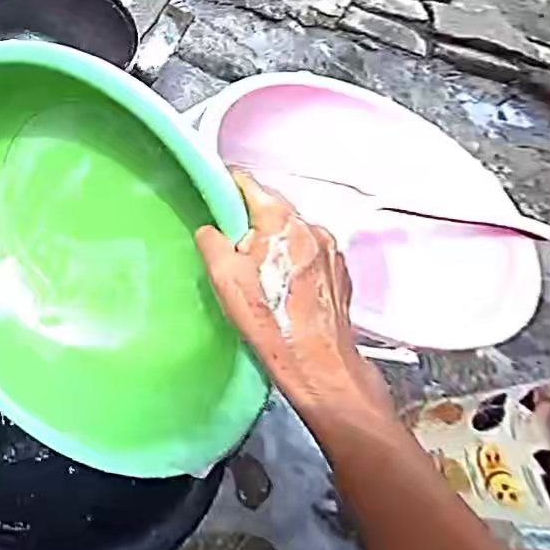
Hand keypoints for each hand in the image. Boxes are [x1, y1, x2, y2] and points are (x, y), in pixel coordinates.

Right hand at [195, 169, 391, 424]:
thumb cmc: (271, 323)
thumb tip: (210, 230)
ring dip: (270, 241)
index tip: (211, 194)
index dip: (224, 185)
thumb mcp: (224, 278)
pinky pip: (307, 250)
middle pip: (269, 206)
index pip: (247, 182)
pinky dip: (291, 258)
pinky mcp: (339, 270)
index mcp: (280, 222)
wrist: (321, 367)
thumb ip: (211, 240)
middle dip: (247, 220)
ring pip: (289, 229)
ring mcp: (330, 249)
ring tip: (257, 273)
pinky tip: (280, 286)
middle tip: (230, 247)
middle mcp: (310, 228)